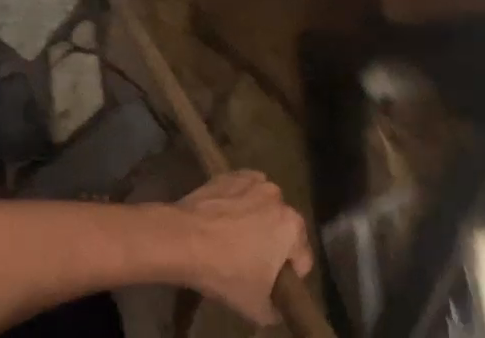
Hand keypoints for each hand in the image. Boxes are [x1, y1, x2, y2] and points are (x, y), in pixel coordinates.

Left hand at [174, 171, 312, 325]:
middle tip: (250, 262)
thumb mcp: (256, 308)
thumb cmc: (225, 272)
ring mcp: (253, 181)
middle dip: (273, 246)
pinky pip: (244, 189)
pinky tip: (224, 215)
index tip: (269, 285)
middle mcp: (279, 198)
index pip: (302, 260)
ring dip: (257, 219)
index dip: (289, 278)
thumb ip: (275, 312)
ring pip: (264, 207)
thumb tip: (275, 307)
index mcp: (293, 228)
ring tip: (233, 237)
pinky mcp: (230, 174)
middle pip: (283, 230)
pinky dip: (240, 200)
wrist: (182, 238)